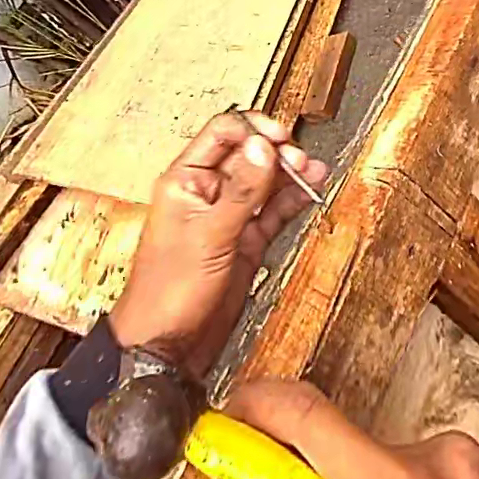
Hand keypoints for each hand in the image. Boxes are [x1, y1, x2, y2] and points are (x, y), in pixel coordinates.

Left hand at [109, 112, 327, 376]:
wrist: (168, 348)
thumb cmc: (166, 293)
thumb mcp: (207, 235)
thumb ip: (241, 191)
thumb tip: (263, 147)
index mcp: (186, 180)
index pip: (223, 133)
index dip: (253, 130)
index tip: (278, 138)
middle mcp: (209, 193)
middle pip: (249, 154)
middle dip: (276, 151)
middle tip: (297, 159)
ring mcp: (230, 216)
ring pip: (265, 181)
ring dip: (290, 173)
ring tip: (312, 170)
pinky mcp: (247, 240)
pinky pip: (274, 210)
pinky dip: (293, 199)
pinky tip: (309, 190)